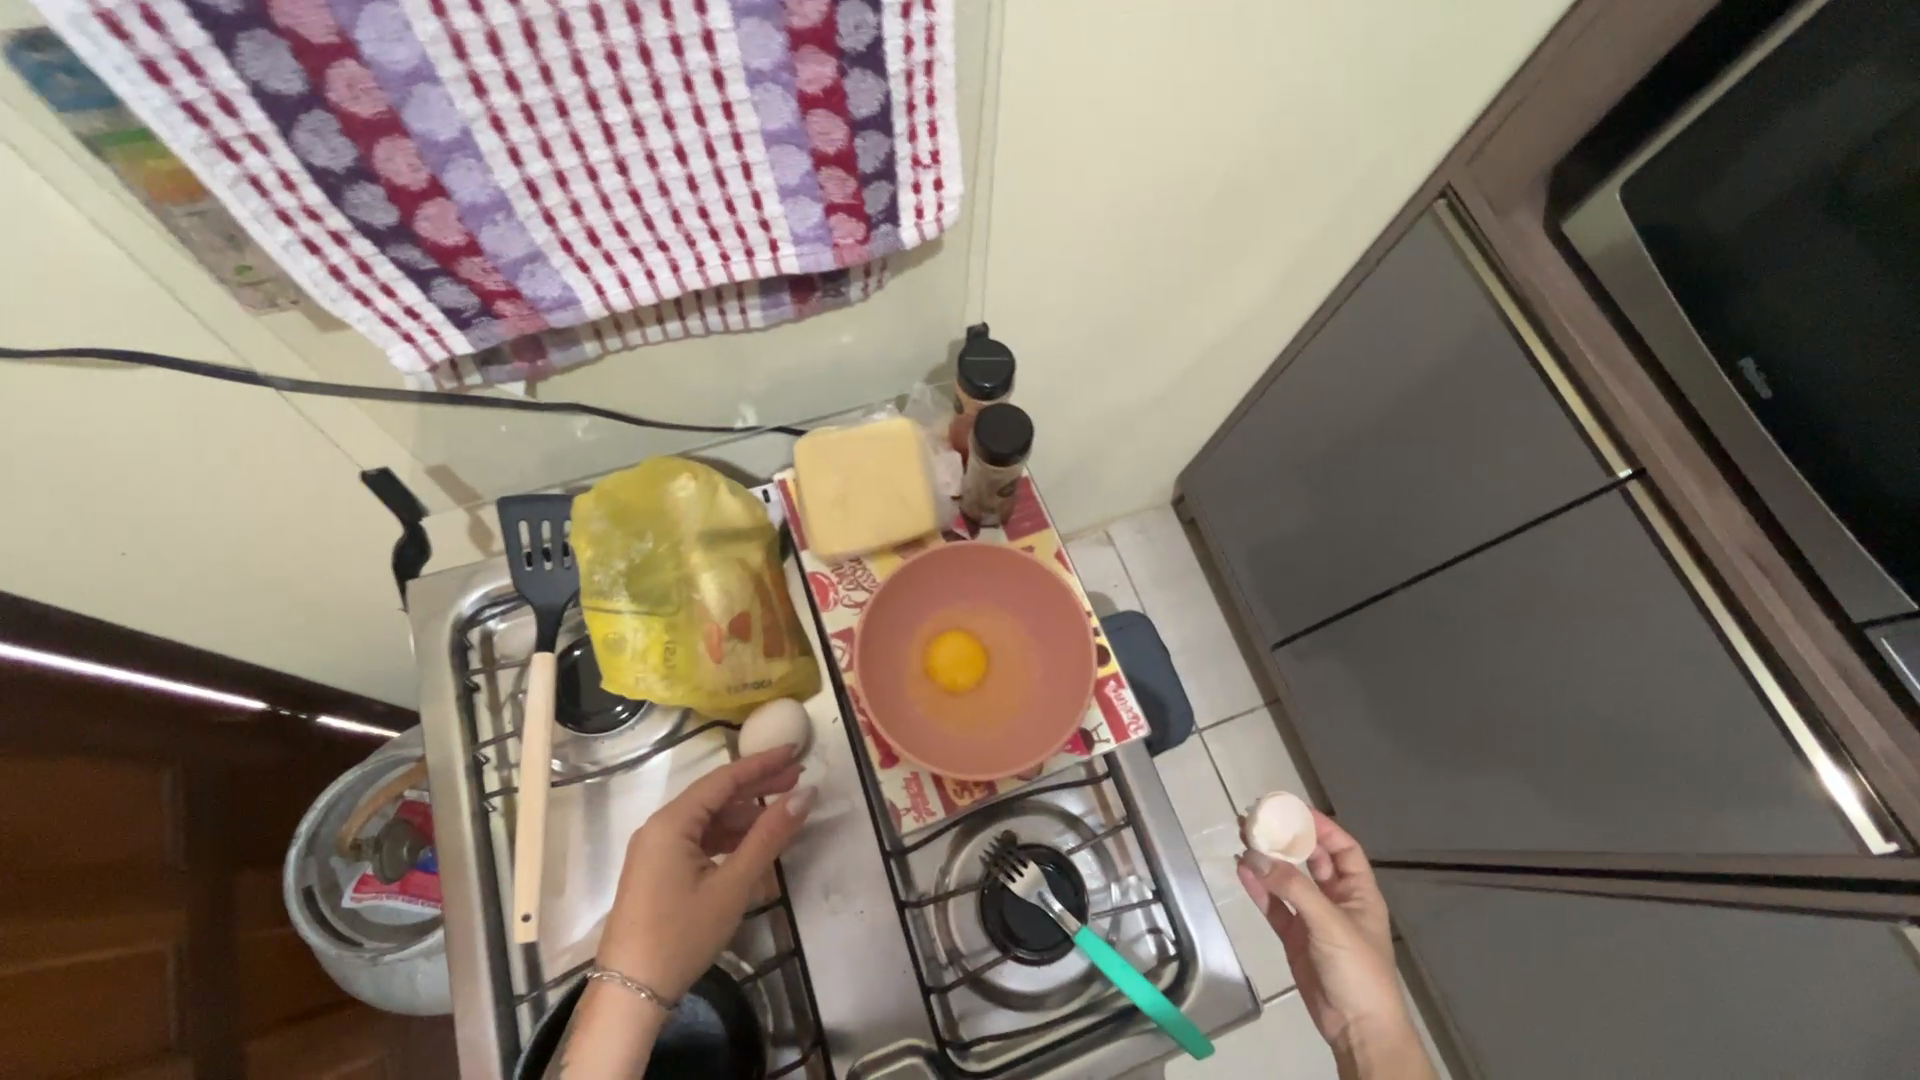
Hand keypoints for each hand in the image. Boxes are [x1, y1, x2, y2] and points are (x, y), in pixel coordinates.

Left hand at [595, 746, 815, 999]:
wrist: (630, 994)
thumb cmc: (681, 935)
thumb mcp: (733, 885)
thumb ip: (769, 836)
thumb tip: (805, 794)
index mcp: (671, 822)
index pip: (724, 778)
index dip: (762, 763)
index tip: (794, 750)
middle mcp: (660, 827)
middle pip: (715, 795)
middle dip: (757, 785)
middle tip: (798, 777)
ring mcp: (656, 850)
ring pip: (708, 819)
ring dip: (745, 814)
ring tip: (783, 812)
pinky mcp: (658, 871)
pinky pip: (699, 840)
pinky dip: (729, 838)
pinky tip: (754, 844)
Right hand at [1236, 810, 1422, 1066]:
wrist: (1358, 1028)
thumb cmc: (1359, 971)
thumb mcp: (1331, 925)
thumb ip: (1294, 889)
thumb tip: (1257, 857)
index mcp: (1359, 893)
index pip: (1341, 848)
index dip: (1320, 827)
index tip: (1291, 809)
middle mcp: (1336, 901)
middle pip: (1310, 860)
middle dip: (1287, 839)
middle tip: (1258, 819)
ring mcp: (1313, 919)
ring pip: (1288, 880)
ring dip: (1268, 860)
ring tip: (1243, 837)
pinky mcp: (1295, 938)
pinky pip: (1274, 906)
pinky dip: (1258, 888)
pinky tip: (1242, 871)